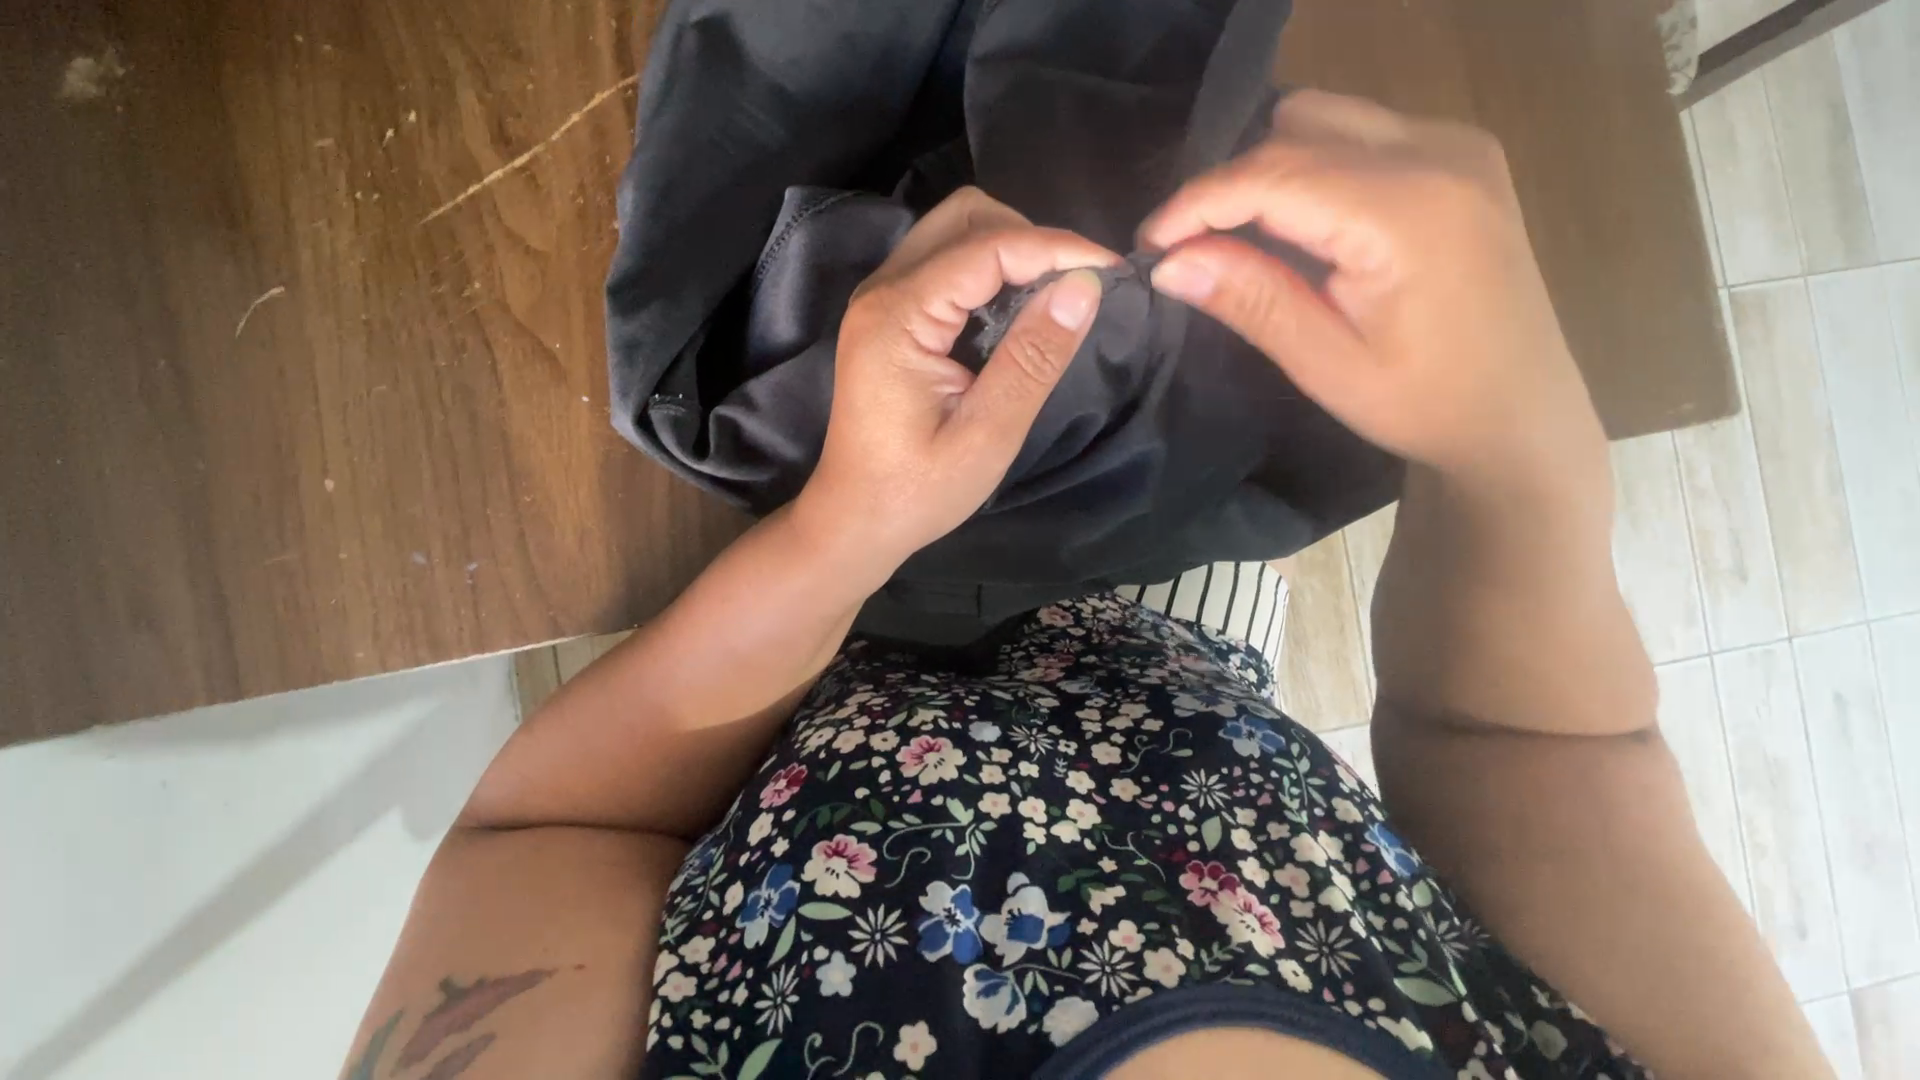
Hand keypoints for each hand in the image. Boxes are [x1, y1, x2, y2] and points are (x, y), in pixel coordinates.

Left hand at [792, 187, 1118, 568]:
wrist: (857, 519)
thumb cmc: (918, 490)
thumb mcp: (987, 433)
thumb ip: (1034, 357)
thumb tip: (1086, 286)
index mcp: (900, 316)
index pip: (988, 246)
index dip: (1056, 247)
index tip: (1112, 269)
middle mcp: (882, 291)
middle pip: (964, 216)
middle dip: (1028, 236)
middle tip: (1073, 284)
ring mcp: (879, 301)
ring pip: (952, 233)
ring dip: (1007, 250)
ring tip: (1049, 296)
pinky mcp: (886, 317)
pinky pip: (943, 265)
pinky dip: (986, 271)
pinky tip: (1012, 312)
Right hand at [1141, 90, 1607, 492]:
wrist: (1521, 414)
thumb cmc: (1425, 404)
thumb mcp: (1328, 364)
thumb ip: (1252, 299)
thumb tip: (1169, 263)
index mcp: (1406, 211)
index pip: (1273, 173)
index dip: (1198, 202)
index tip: (1150, 245)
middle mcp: (1438, 153)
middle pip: (1295, 129)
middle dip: (1231, 185)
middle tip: (1195, 251)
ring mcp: (1457, 145)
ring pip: (1325, 119)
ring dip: (1269, 171)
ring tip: (1244, 240)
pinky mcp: (1461, 155)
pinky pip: (1359, 133)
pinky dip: (1312, 168)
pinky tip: (1302, 228)